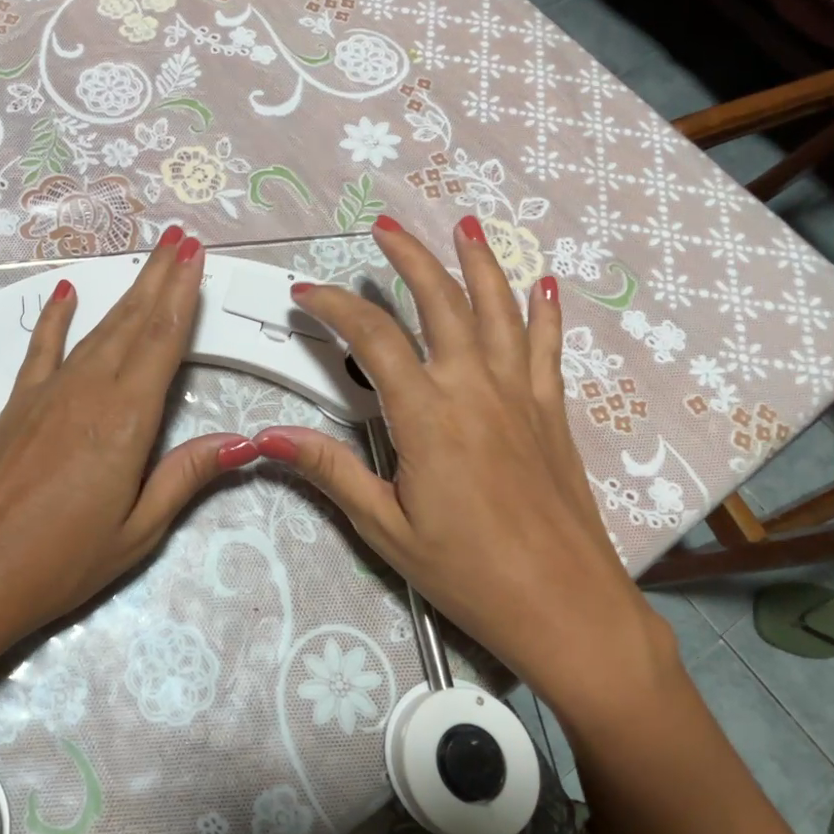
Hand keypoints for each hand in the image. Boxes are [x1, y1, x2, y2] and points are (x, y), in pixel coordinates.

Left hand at [0, 226, 258, 660]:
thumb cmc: (58, 563)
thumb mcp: (136, 531)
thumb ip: (185, 477)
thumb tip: (241, 442)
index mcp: (125, 420)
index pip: (162, 341)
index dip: (182, 294)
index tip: (195, 256)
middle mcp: (87, 391)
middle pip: (131, 322)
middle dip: (160, 277)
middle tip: (182, 238)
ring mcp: (47, 393)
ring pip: (96, 329)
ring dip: (125, 292)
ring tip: (149, 259)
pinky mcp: (16, 404)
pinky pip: (41, 349)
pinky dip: (55, 319)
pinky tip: (65, 293)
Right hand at [251, 215, 670, 709]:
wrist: (567, 609)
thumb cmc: (468, 573)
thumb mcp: (385, 527)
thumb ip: (330, 470)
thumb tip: (266, 436)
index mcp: (427, 414)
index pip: (372, 336)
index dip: (334, 305)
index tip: (306, 292)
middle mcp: (475, 388)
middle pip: (440, 301)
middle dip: (410, 256)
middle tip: (385, 226)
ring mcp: (520, 395)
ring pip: (499, 310)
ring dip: (480, 262)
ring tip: (466, 225)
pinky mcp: (551, 412)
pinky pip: (548, 347)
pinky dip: (544, 310)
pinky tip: (544, 282)